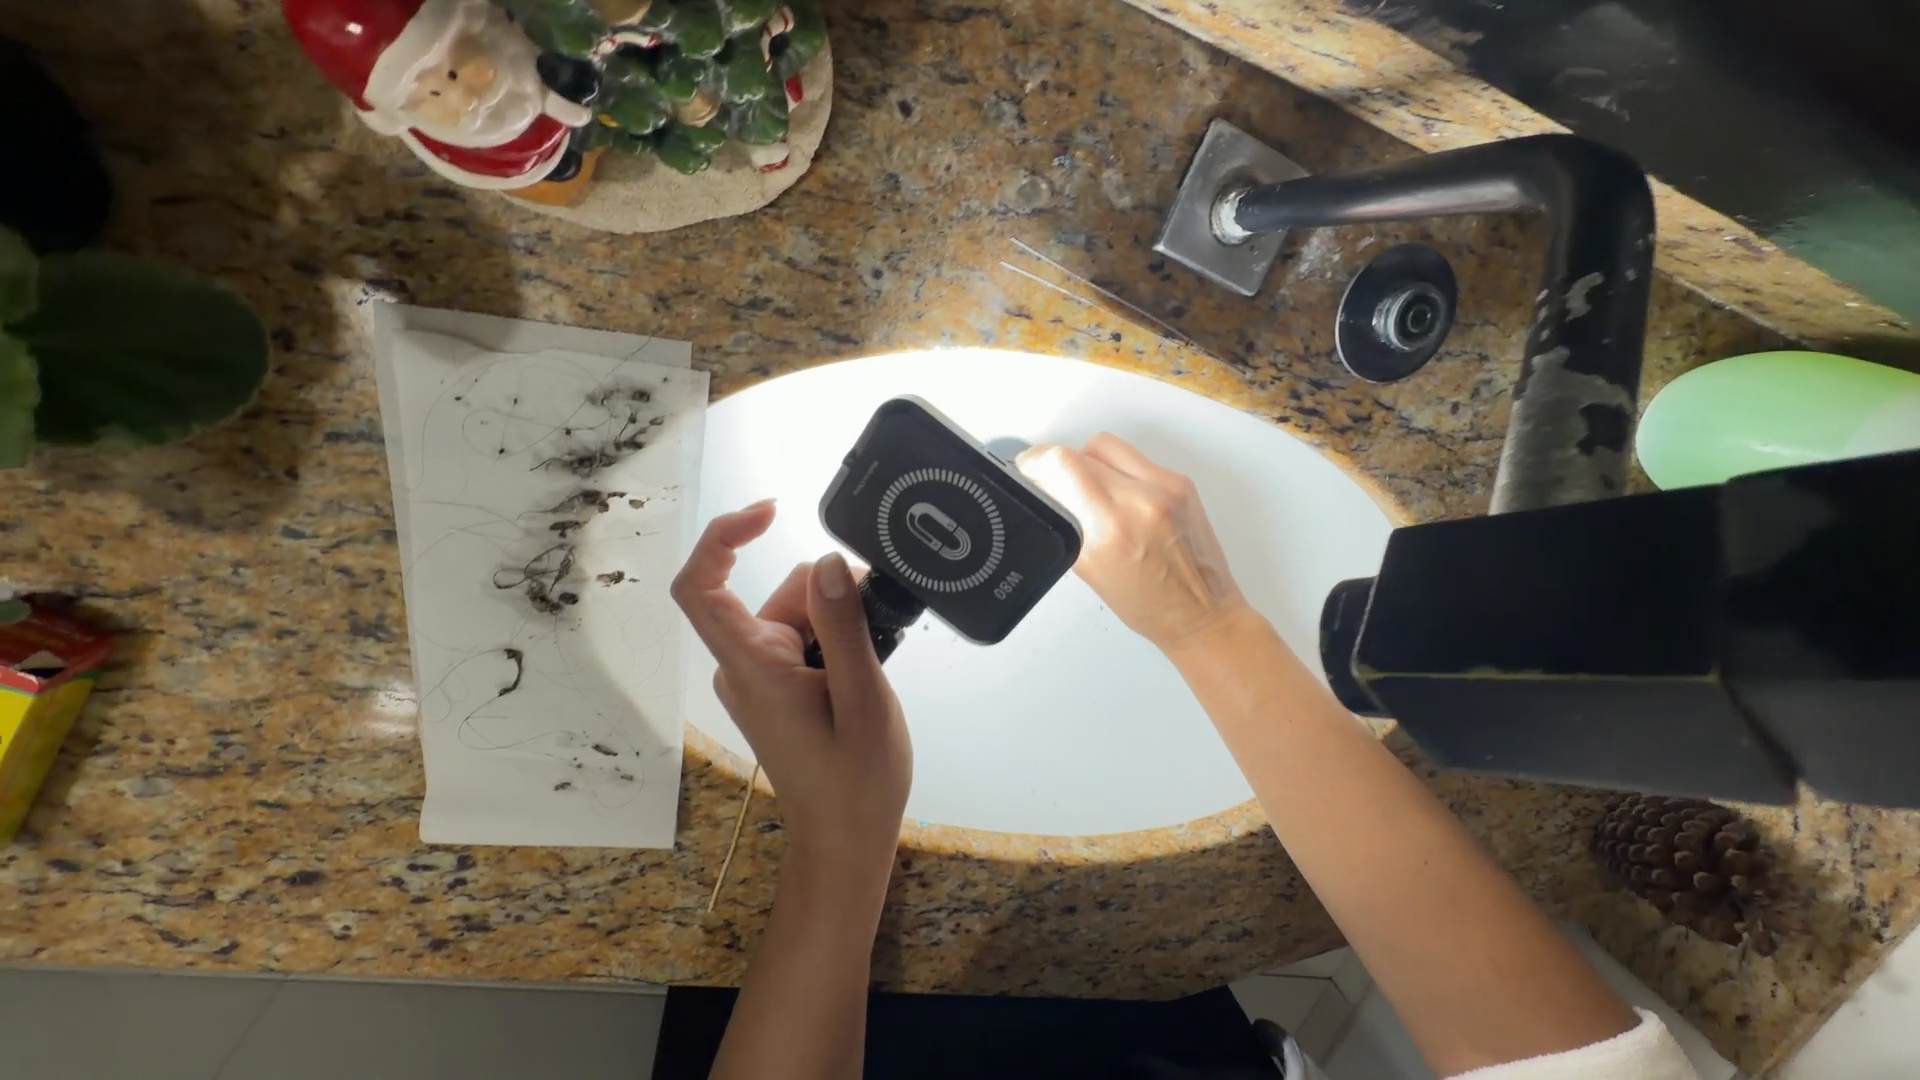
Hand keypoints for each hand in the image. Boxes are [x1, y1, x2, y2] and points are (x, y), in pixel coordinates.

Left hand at [672, 500, 911, 881]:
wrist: (845, 838)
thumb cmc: (857, 781)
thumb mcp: (864, 698)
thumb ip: (844, 627)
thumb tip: (827, 560)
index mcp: (753, 668)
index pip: (700, 588)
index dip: (722, 536)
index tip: (771, 512)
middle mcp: (743, 666)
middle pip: (775, 594)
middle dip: (830, 596)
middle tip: (877, 628)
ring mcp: (758, 678)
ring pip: (795, 613)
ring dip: (839, 621)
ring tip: (872, 664)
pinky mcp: (775, 686)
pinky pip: (801, 637)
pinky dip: (835, 638)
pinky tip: (861, 670)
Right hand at [1018, 433, 1250, 654]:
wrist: (1201, 612)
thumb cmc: (1150, 604)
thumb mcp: (1089, 569)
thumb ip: (1065, 523)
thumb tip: (1047, 489)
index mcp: (1112, 526)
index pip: (1062, 464)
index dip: (1037, 460)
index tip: (1030, 467)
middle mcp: (1141, 499)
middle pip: (1081, 451)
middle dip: (1059, 464)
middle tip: (1054, 482)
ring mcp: (1165, 486)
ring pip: (1106, 445)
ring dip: (1088, 460)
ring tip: (1088, 487)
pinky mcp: (1181, 481)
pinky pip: (1134, 457)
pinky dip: (1117, 469)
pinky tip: (1117, 493)